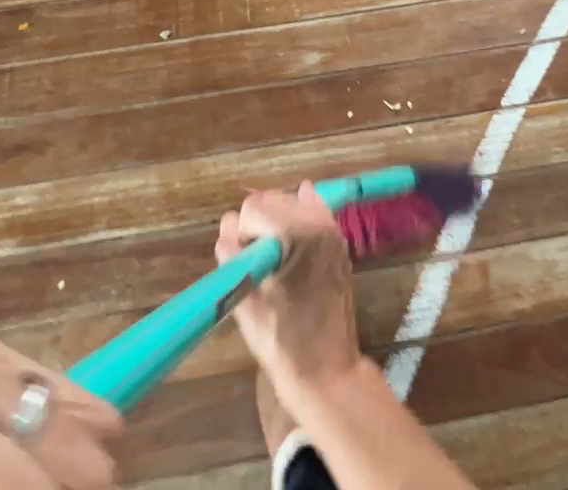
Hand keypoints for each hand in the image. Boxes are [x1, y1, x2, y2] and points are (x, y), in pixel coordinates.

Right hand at [216, 183, 364, 404]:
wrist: (326, 369)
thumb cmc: (281, 339)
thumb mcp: (245, 300)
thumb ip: (233, 255)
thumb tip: (227, 223)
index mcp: (295, 234)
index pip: (252, 209)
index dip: (240, 234)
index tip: (242, 262)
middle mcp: (318, 223)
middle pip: (273, 199)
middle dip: (257, 224)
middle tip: (255, 262)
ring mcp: (333, 231)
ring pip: (292, 203)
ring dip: (277, 220)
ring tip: (273, 258)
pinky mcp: (339, 242)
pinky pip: (314, 211)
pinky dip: (300, 214)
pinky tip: (290, 231)